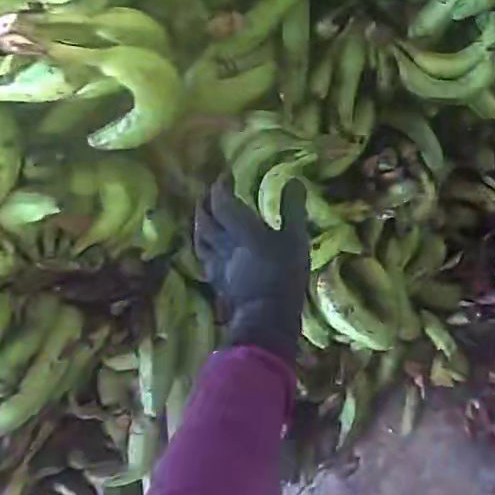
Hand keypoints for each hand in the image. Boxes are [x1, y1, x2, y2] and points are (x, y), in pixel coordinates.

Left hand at [192, 178, 308, 361]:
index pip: (222, 202)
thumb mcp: (295, 238)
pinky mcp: (217, 281)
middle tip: (209, 194)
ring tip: (203, 217)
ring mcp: (217, 264)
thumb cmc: (283, 274)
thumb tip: (293, 180)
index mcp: (240, 228)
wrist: (266, 318)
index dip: (220, 187)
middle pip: (205, 219)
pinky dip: (203, 246)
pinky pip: (204, 257)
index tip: (224, 176)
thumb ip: (292, 208)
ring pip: (199, 238)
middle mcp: (222, 243)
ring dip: (199, 223)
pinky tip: (209, 249)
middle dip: (204, 203)